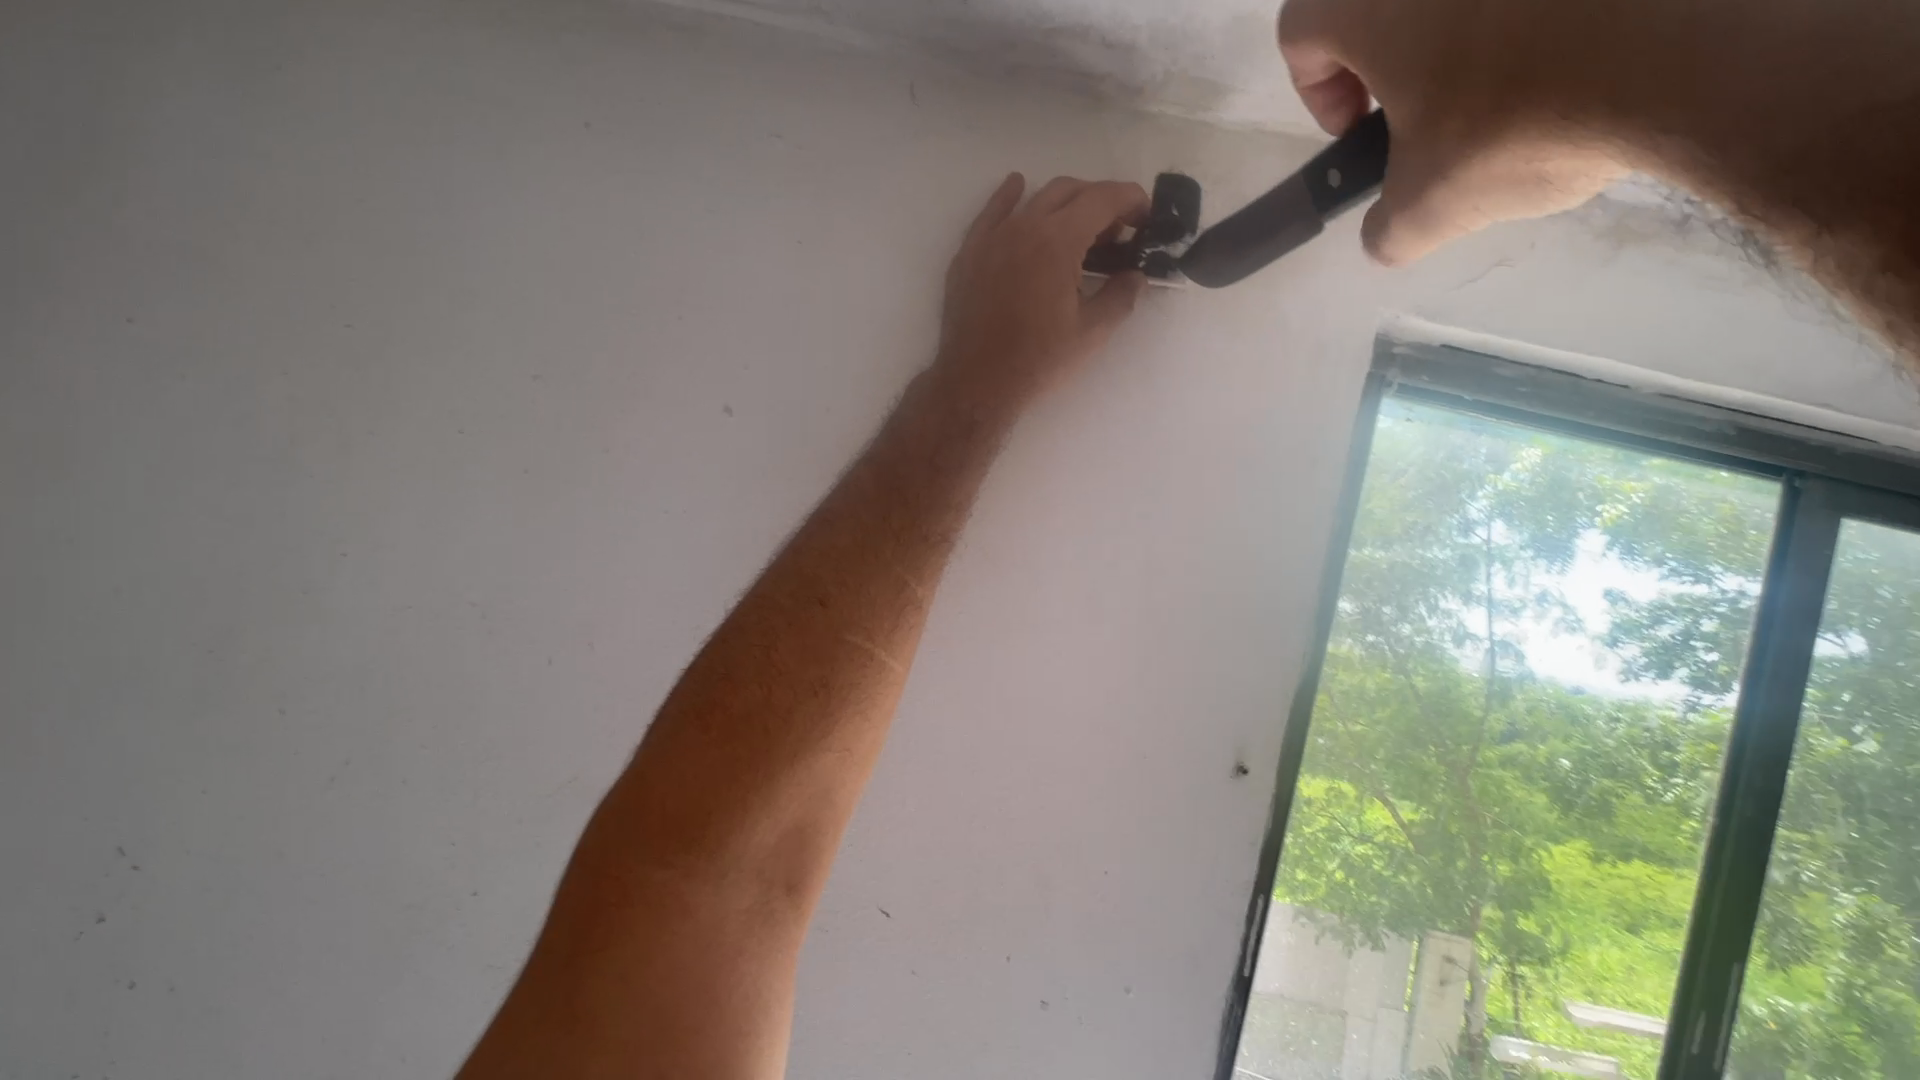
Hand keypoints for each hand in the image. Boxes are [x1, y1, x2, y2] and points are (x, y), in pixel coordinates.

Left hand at [932, 174, 1149, 411]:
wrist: (978, 381)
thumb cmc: (1038, 360)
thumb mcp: (1092, 332)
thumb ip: (1120, 296)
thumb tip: (1135, 277)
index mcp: (1058, 241)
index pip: (1102, 199)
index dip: (1131, 201)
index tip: (1145, 218)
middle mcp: (1024, 227)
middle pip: (1070, 191)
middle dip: (1100, 202)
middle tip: (1117, 232)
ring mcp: (992, 237)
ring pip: (1033, 199)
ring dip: (1063, 202)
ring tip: (1079, 227)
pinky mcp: (970, 253)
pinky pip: (992, 212)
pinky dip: (1010, 196)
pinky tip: (1018, 187)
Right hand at [1277, 0, 1631, 265]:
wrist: (1694, 52)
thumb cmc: (1518, 125)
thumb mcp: (1428, 210)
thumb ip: (1384, 230)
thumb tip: (1386, 235)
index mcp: (1366, 0)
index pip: (1301, 36)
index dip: (1318, 93)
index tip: (1360, 131)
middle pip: (1382, 3)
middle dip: (1396, 58)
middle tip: (1430, 110)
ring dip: (1467, 31)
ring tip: (1517, 86)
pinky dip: (1540, 18)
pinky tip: (1579, 52)